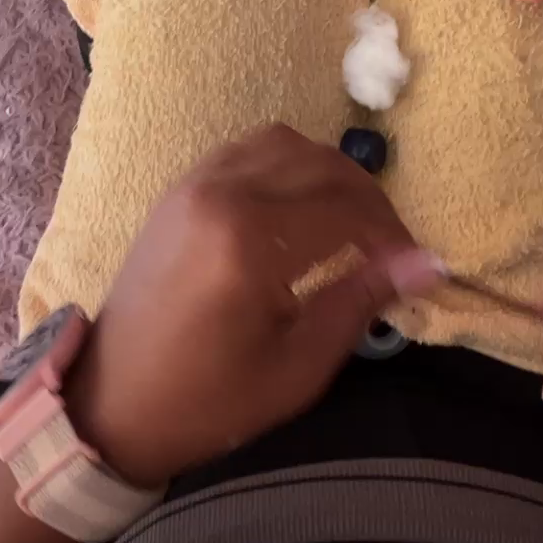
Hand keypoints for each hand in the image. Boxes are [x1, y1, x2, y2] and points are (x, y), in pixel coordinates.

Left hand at [63, 125, 443, 486]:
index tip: (412, 262)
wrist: (113, 400)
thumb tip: (428, 262)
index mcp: (248, 241)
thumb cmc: (208, 398)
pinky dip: (287, 162)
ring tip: (347, 216)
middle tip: (387, 242)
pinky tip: (298, 201)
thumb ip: (362, 300)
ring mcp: (196, 180)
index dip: (390, 232)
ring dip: (329, 171)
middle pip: (322, 164)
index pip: (345, 209)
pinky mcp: (182, 184)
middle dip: (368, 198)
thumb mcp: (297, 366)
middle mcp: (222, 192)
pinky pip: (249, 147)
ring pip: (287, 142)